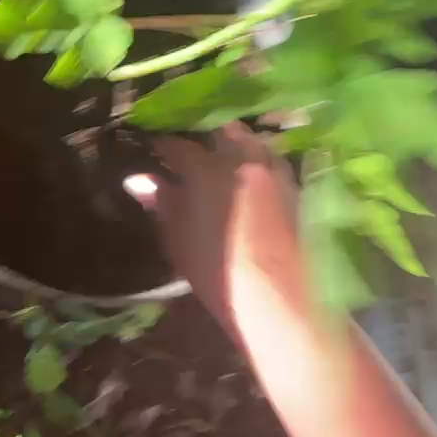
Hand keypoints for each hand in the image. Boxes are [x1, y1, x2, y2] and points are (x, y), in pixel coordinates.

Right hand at [126, 124, 305, 322]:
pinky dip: (257, 162)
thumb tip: (138, 179)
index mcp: (208, 167)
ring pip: (253, 143)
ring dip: (234, 143)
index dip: (158, 142)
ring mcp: (276, 175)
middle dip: (201, 134)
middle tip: (184, 145)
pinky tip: (246, 178)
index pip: (176, 144)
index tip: (145, 144)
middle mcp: (244, 161)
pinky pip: (273, 164)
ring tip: (217, 156)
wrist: (286, 306)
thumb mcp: (178, 238)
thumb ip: (161, 201)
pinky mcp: (299, 194)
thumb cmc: (218, 271)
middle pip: (222, 131)